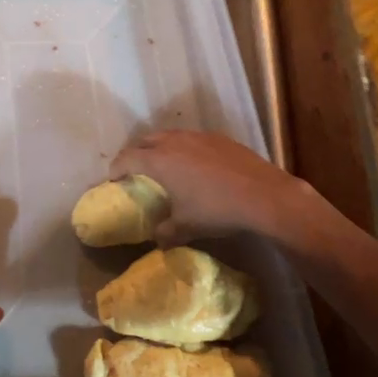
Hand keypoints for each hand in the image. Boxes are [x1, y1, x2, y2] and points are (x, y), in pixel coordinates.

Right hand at [111, 129, 305, 242]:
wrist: (263, 195)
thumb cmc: (217, 210)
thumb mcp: (187, 227)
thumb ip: (166, 232)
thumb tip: (157, 240)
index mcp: (160, 161)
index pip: (128, 157)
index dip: (117, 166)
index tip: (113, 176)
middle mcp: (174, 142)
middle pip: (146, 140)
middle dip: (136, 152)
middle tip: (135, 167)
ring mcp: (198, 137)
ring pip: (170, 136)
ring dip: (160, 147)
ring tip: (164, 164)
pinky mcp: (219, 138)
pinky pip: (192, 139)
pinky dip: (184, 148)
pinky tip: (196, 165)